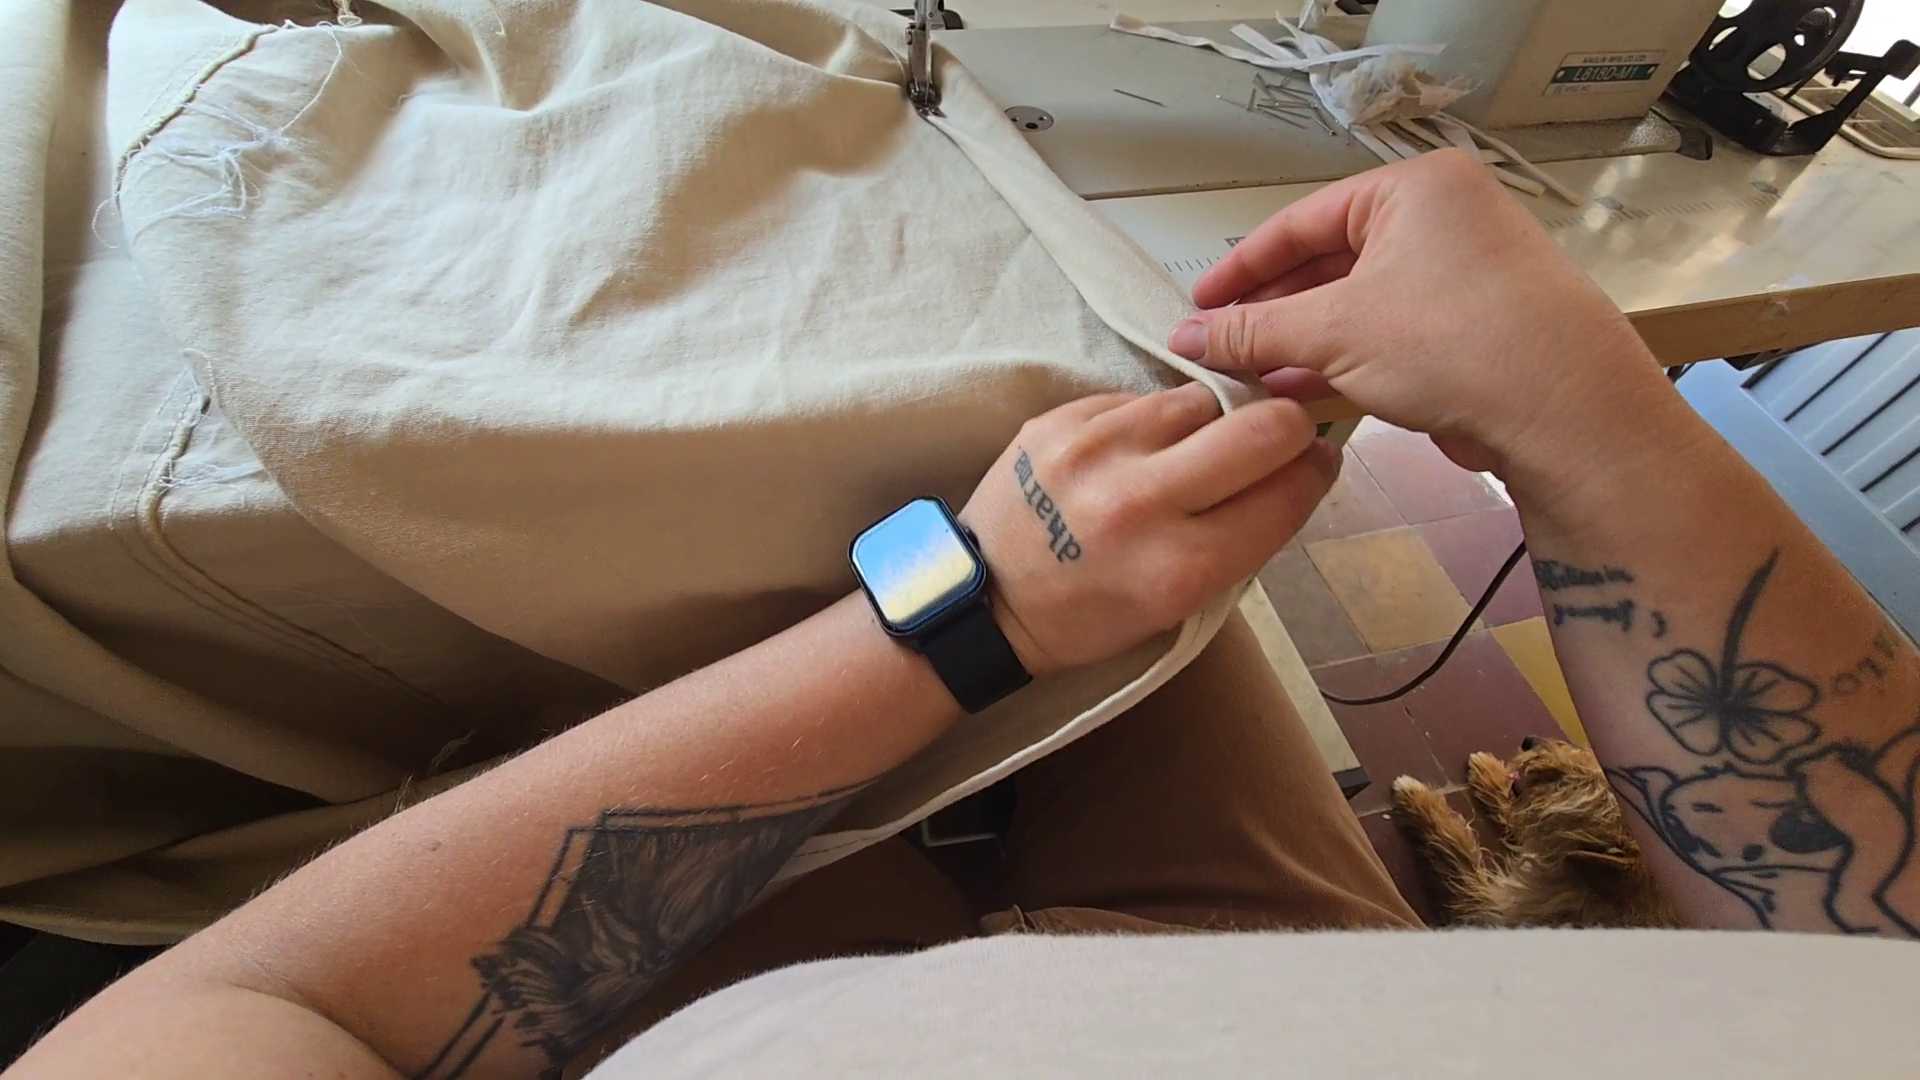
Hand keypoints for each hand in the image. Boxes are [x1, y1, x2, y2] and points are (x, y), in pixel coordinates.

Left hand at [958, 383, 1336, 676]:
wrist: (988, 597)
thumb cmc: (1089, 615)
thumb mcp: (1179, 606)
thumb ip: (1243, 537)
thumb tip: (1295, 465)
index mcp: (1180, 567)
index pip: (1290, 491)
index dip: (1313, 473)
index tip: (1308, 465)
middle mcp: (1140, 500)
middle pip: (1263, 425)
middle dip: (1283, 429)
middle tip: (1269, 442)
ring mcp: (1093, 450)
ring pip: (1200, 398)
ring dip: (1209, 422)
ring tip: (1183, 452)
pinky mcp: (1057, 419)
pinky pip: (1138, 398)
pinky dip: (1150, 422)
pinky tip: (1130, 451)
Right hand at [1165, 149, 1670, 477]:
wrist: (1562, 412)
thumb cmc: (1447, 341)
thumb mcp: (1332, 330)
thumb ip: (1249, 332)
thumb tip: (1182, 338)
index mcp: (1411, 191)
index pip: (1299, 223)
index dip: (1240, 268)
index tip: (1196, 305)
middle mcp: (1434, 223)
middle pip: (1321, 265)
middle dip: (1265, 313)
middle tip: (1216, 347)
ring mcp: (1449, 278)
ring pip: (1345, 306)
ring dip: (1290, 343)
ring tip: (1240, 374)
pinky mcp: (1456, 330)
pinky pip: (1373, 336)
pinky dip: (1328, 361)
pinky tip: (1285, 390)